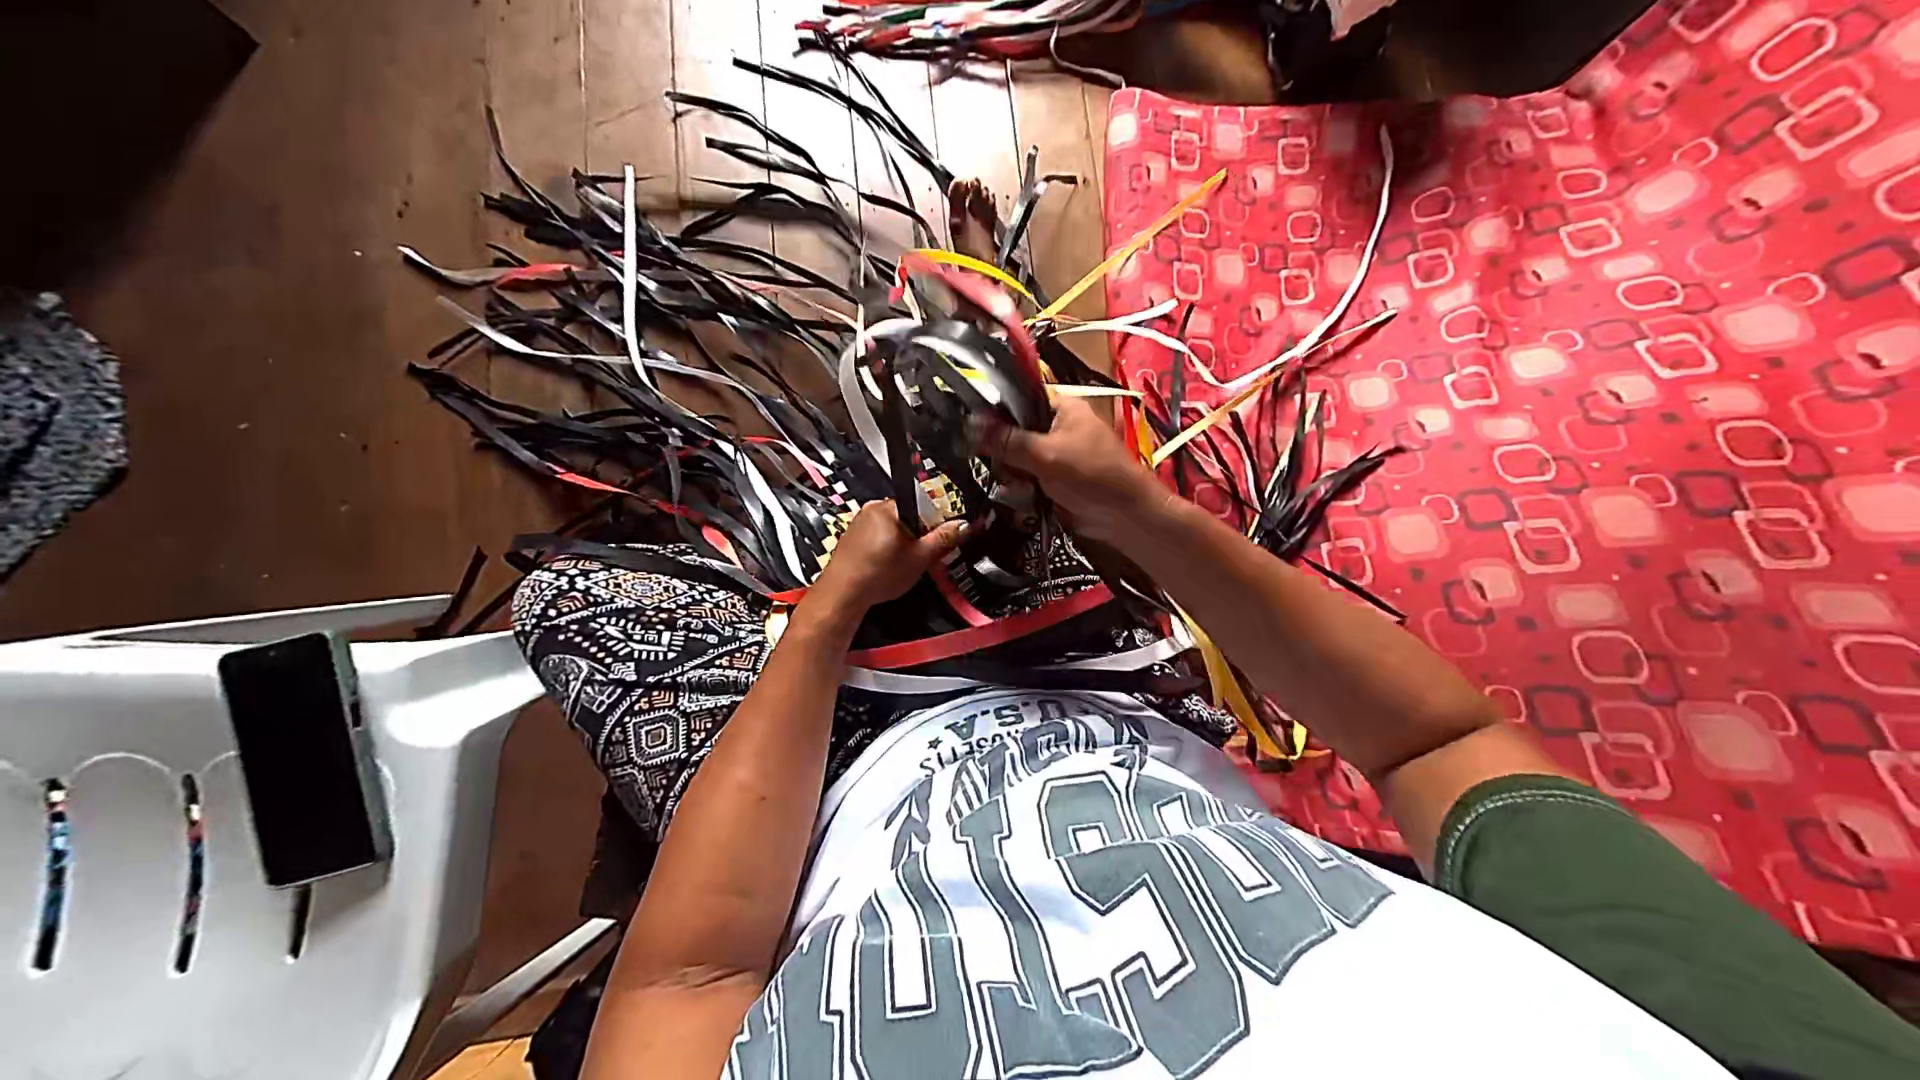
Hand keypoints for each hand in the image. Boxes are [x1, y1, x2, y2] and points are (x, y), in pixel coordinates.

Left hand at [807, 501, 968, 614]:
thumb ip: (943, 539)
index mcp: (889, 506)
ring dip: (903, 542)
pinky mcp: (852, 536)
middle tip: (924, 556)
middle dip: (919, 534)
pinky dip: (887, 547)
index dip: (937, 523)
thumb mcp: (919, 558)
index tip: (942, 540)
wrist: (842, 594)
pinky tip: (887, 566)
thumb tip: (964, 525)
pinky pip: (878, 535)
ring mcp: (860, 522)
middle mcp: (873, 508)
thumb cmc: (879, 574)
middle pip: (908, 515)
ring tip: (904, 564)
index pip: (924, 504)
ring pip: (893, 526)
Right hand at [975, 397, 1173, 545]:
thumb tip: (972, 426)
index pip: (1019, 398)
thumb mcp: (1046, 455)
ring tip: (1020, 487)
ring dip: (1013, 475)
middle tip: (1005, 466)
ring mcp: (1055, 454)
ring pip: (1016, 459)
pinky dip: (1022, 489)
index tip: (978, 429)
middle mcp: (1057, 427)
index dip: (997, 412)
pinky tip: (1024, 498)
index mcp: (1061, 407)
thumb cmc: (1094, 475)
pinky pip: (1026, 479)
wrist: (1125, 516)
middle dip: (1005, 453)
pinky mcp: (1054, 479)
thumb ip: (1007, 441)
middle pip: (1013, 432)